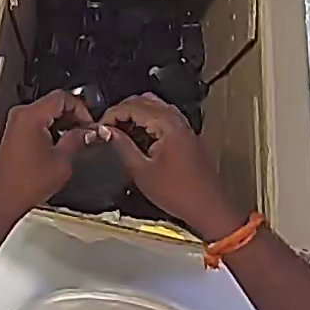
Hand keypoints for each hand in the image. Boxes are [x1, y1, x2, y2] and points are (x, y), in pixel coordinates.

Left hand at [0, 89, 95, 222]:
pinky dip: (50, 127)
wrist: (4, 198)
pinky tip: (60, 143)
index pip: (61, 97)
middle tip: (85, 130)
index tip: (89, 122)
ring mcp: (15, 123)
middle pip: (52, 102)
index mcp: (31, 116)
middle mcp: (20, 115)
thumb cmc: (25, 183)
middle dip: (72, 114)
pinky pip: (36, 121)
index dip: (80, 108)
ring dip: (62, 121)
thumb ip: (76, 140)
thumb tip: (85, 132)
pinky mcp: (14, 133)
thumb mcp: (62, 161)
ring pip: (45, 111)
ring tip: (75, 138)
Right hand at [102, 93, 244, 240]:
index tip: (100, 126)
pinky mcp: (186, 135)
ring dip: (134, 113)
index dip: (111, 114)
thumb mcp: (141, 170)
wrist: (209, 209)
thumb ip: (121, 145)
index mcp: (166, 124)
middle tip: (107, 126)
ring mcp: (183, 126)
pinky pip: (162, 116)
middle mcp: (177, 119)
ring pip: (153, 105)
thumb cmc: (181, 194)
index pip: (131, 106)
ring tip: (119, 130)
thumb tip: (106, 131)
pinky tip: (137, 136)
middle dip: (121, 110)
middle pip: (142, 100)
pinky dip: (146, 119)